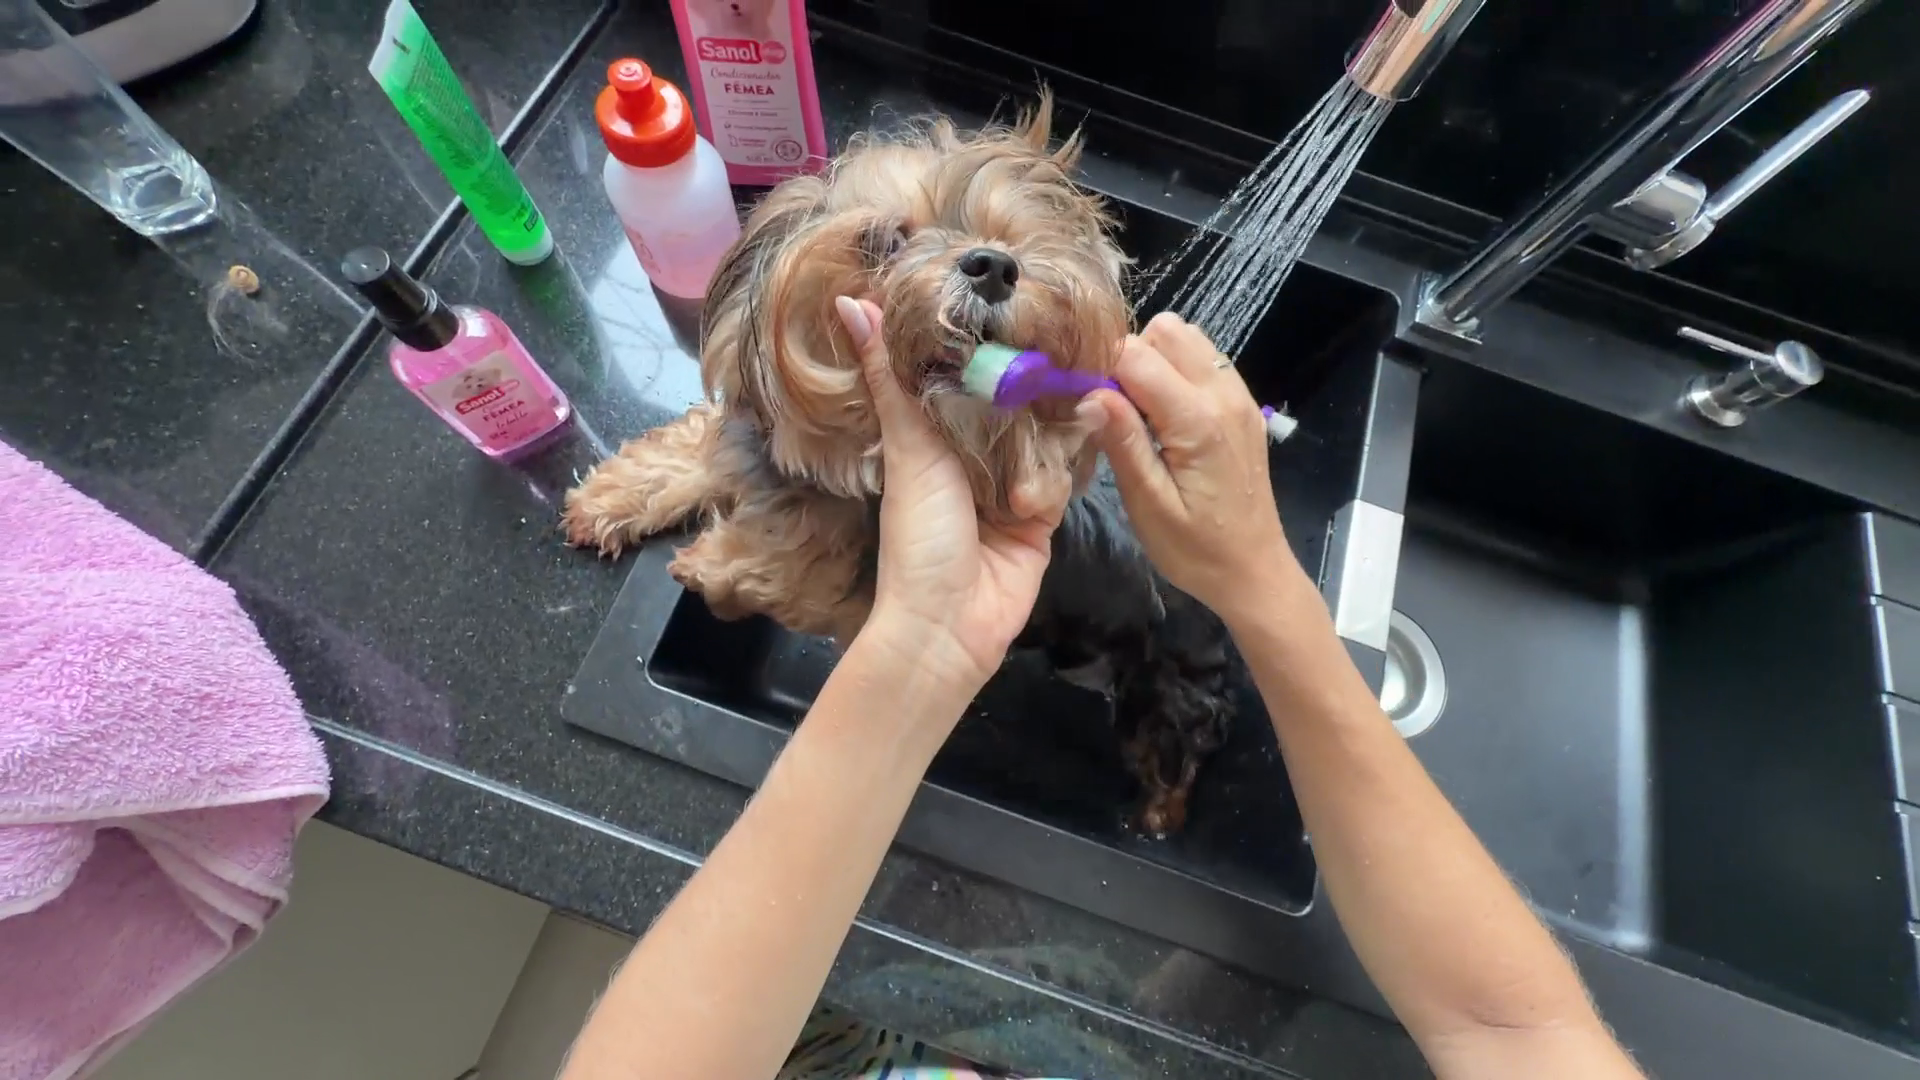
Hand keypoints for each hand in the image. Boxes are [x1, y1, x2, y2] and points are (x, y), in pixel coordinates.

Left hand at [835, 296, 1067, 695]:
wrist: (950, 624)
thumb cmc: (920, 535)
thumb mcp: (908, 450)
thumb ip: (891, 378)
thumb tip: (848, 301)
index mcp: (933, 437)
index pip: (964, 376)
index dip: (985, 344)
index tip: (1010, 303)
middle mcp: (972, 456)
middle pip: (1010, 402)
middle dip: (1030, 382)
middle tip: (1058, 345)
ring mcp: (1009, 484)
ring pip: (1042, 435)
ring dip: (1042, 438)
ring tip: (1052, 418)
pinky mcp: (1041, 514)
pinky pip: (1059, 478)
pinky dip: (1050, 482)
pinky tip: (1035, 494)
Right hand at [1080, 312, 1301, 623]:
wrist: (1253, 572)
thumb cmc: (1195, 549)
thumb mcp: (1148, 504)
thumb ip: (1122, 441)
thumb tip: (1088, 393)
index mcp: (1197, 420)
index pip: (1135, 355)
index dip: (1099, 368)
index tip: (1079, 399)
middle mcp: (1223, 394)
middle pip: (1165, 330)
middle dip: (1128, 357)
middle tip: (1111, 408)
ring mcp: (1239, 396)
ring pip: (1186, 336)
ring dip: (1152, 360)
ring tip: (1136, 410)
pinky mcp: (1242, 406)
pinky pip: (1203, 359)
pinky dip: (1175, 371)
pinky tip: (1162, 414)